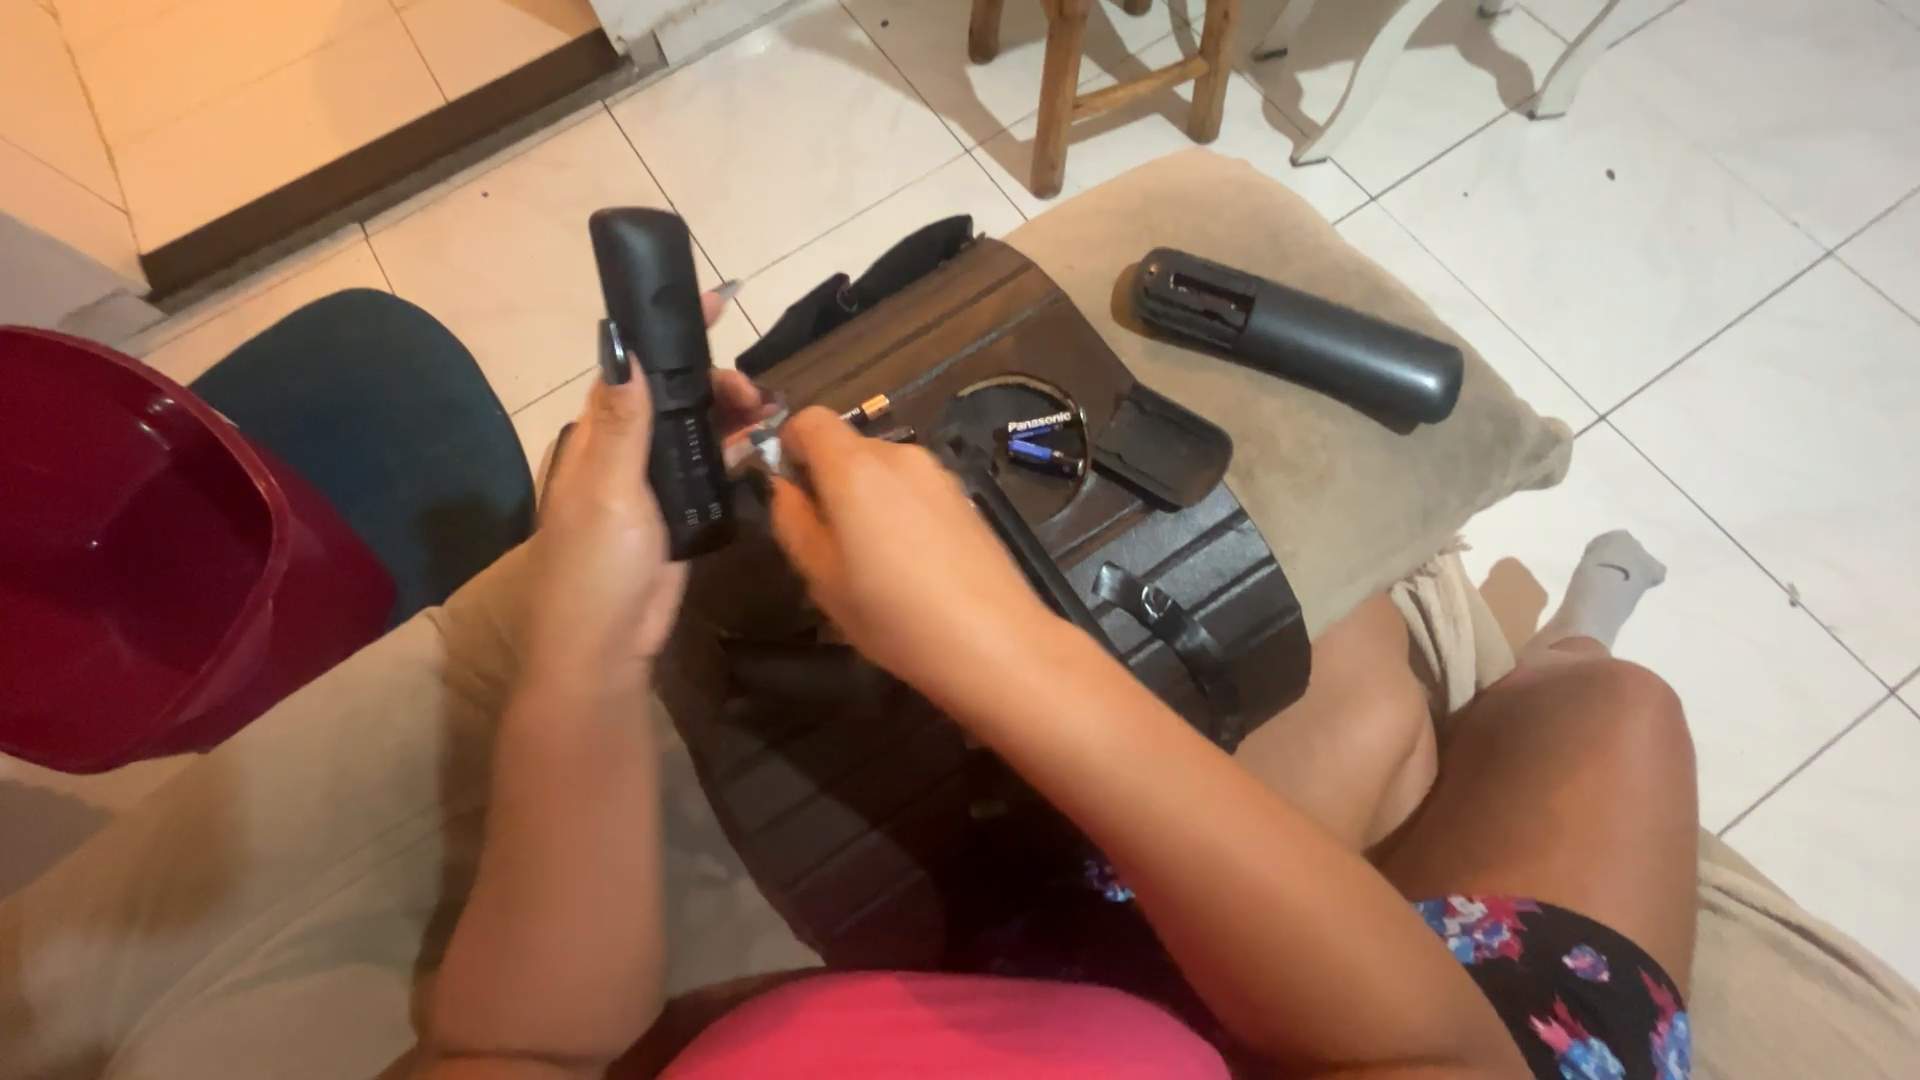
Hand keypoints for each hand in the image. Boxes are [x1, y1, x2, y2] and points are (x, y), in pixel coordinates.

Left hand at [521, 293, 772, 690]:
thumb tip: (622, 349)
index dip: (665, 333)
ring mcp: (653, 485)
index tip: (709, 300)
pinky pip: (708, 469)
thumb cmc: (597, 567)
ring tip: (765, 410)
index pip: (631, 368)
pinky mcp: (679, 515)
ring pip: (695, 430)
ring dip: (727, 412)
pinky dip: (731, 451)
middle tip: (754, 390)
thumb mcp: (608, 492)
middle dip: (712, 379)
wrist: (608, 645)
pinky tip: (756, 445)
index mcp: (597, 438)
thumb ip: (622, 425)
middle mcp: (624, 452)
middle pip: (672, 396)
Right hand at [767, 407, 1058, 705]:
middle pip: (850, 446)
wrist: (995, 642)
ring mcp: (940, 475)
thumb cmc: (895, 617)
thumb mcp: (823, 580)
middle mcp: (900, 456)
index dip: (790, 445)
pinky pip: (916, 490)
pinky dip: (902, 511)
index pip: (810, 419)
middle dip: (830, 481)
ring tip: (876, 561)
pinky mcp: (966, 498)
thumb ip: (793, 522)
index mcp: (856, 467)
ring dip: (868, 499)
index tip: (791, 491)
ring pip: (885, 471)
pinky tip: (915, 564)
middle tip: (830, 543)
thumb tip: (784, 487)